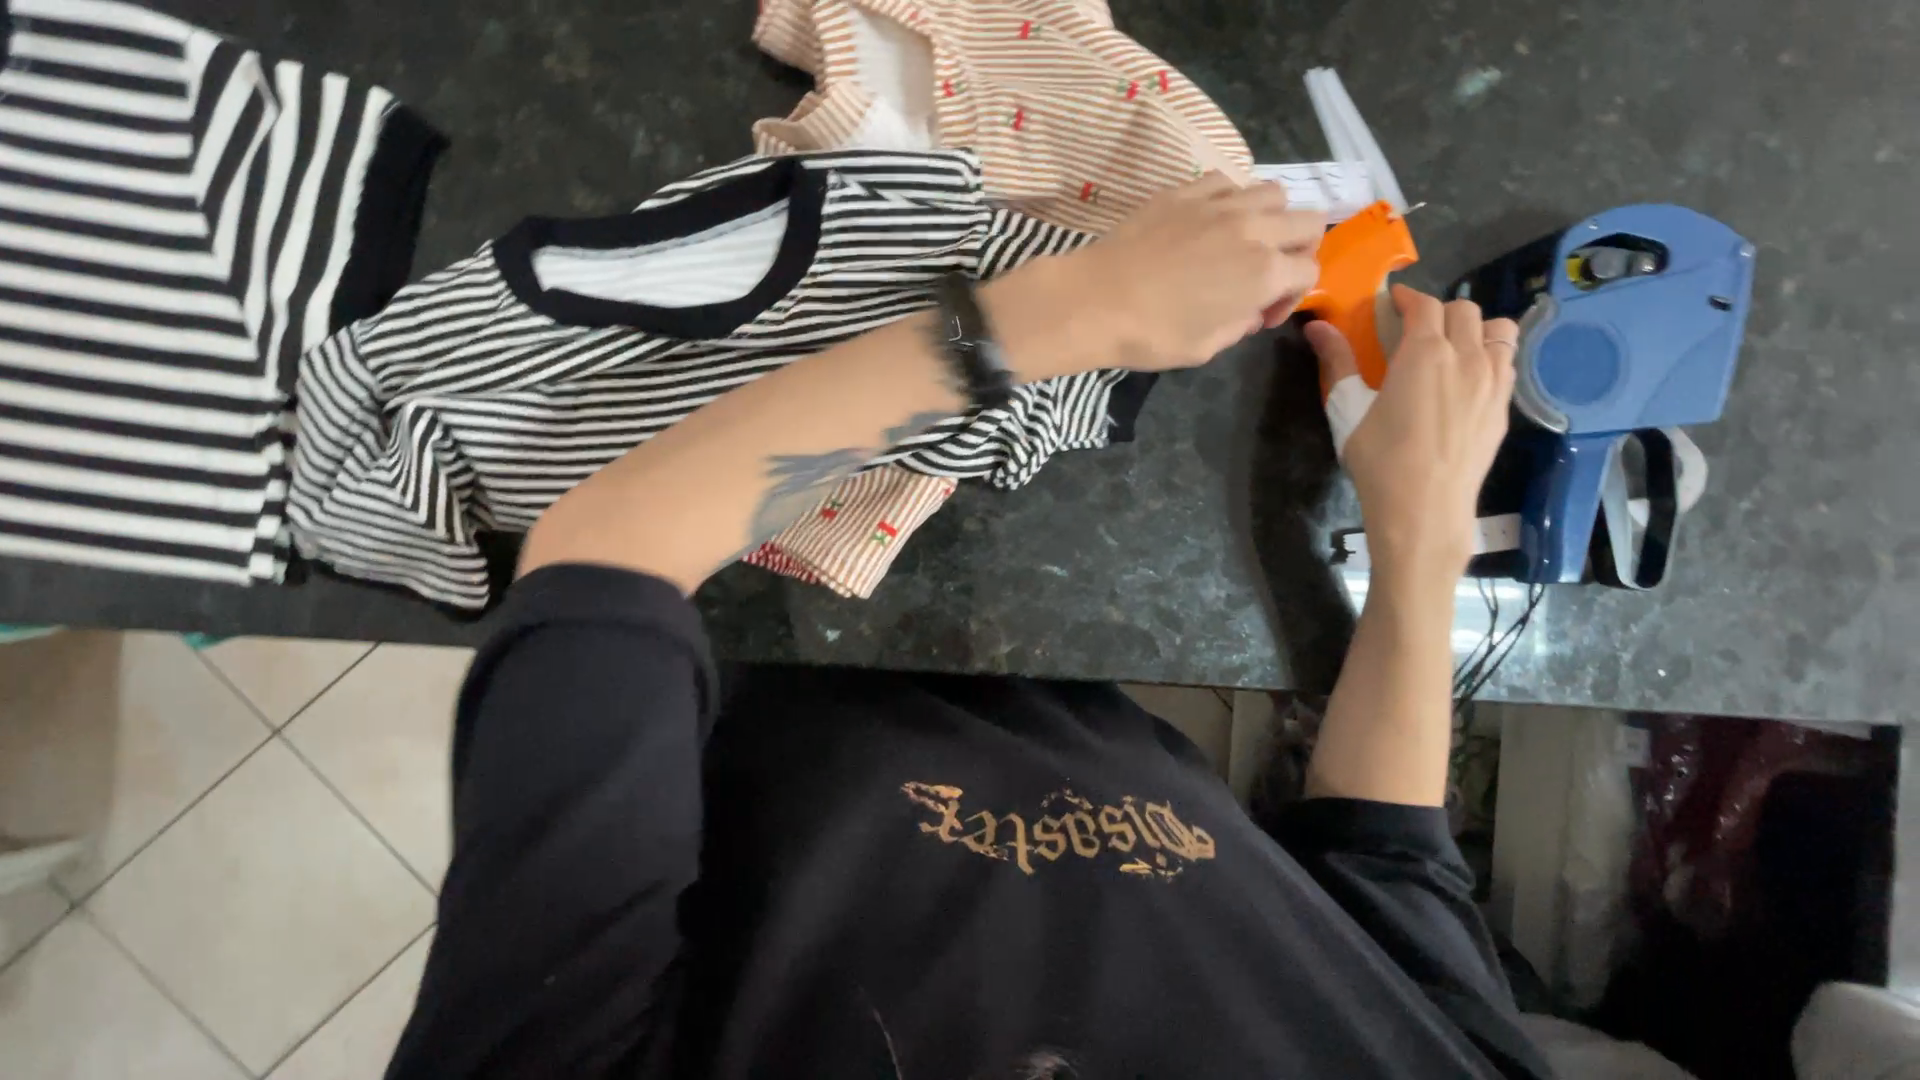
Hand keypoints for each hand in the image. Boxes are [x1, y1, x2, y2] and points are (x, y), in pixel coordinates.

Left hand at [985, 172, 1324, 380]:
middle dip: (1297, 250)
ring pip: (1273, 193)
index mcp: (1264, 272)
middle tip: (1267, 273)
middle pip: (1307, 222)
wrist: (1094, 301)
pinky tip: (1210, 221)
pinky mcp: (1185, 190)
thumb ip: (1240, 325)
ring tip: (1241, 242)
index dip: (1292, 297)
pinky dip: (1231, 198)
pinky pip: (1227, 180)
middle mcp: (1252, 228)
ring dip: (1270, 218)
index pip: (1309, 271)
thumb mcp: (1206, 347)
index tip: (1263, 314)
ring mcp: (1218, 202)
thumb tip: (1250, 311)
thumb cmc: (1150, 335)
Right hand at [1305, 285, 1518, 584]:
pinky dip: (1490, 356)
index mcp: (1424, 352)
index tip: (1393, 302)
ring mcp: (1493, 381)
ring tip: (1453, 347)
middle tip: (1415, 328)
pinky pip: (1506, 363)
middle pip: (1464, 311)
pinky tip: (1469, 378)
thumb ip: (1338, 363)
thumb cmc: (1378, 460)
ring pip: (1498, 330)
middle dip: (1438, 311)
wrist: (1424, 508)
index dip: (1408, 298)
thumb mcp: (1347, 410)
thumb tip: (1317, 327)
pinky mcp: (1504, 406)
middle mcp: (1467, 357)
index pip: (1424, 305)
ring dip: (1474, 328)